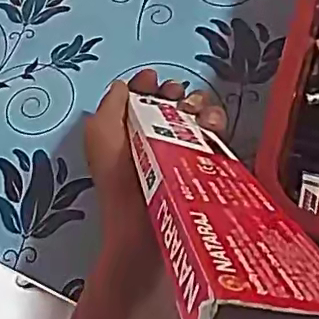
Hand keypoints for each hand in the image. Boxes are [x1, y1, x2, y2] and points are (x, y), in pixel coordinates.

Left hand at [83, 69, 227, 294]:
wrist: (148, 237)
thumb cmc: (120, 186)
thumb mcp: (101, 136)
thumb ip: (111, 105)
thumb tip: (125, 85)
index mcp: (126, 134)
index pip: (142, 99)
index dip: (148, 84)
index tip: (153, 80)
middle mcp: (154, 144)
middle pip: (173, 105)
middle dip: (178, 94)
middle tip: (177, 99)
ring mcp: (181, 158)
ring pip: (199, 119)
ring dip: (201, 107)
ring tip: (197, 116)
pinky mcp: (205, 170)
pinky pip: (217, 140)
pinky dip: (216, 127)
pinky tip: (212, 130)